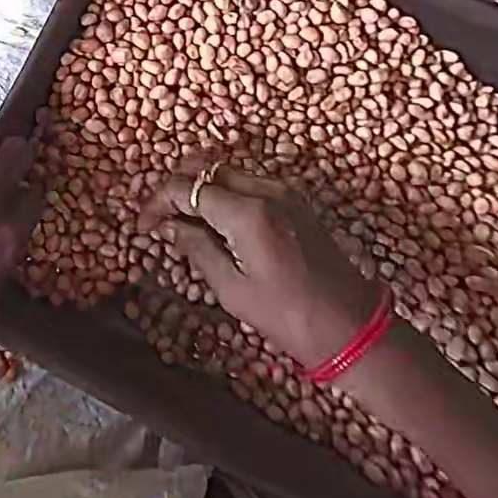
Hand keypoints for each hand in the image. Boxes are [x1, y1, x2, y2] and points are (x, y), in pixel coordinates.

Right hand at [136, 160, 383, 367]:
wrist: (354, 328)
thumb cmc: (288, 316)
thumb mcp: (232, 288)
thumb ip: (195, 247)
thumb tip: (167, 225)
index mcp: (248, 213)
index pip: (186, 188)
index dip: (157, 202)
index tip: (143, 225)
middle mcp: (266, 191)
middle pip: (204, 169)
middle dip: (176, 190)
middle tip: (160, 219)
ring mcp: (284, 192)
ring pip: (225, 172)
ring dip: (199, 190)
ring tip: (184, 223)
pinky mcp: (294, 201)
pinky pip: (246, 184)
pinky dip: (222, 195)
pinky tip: (214, 223)